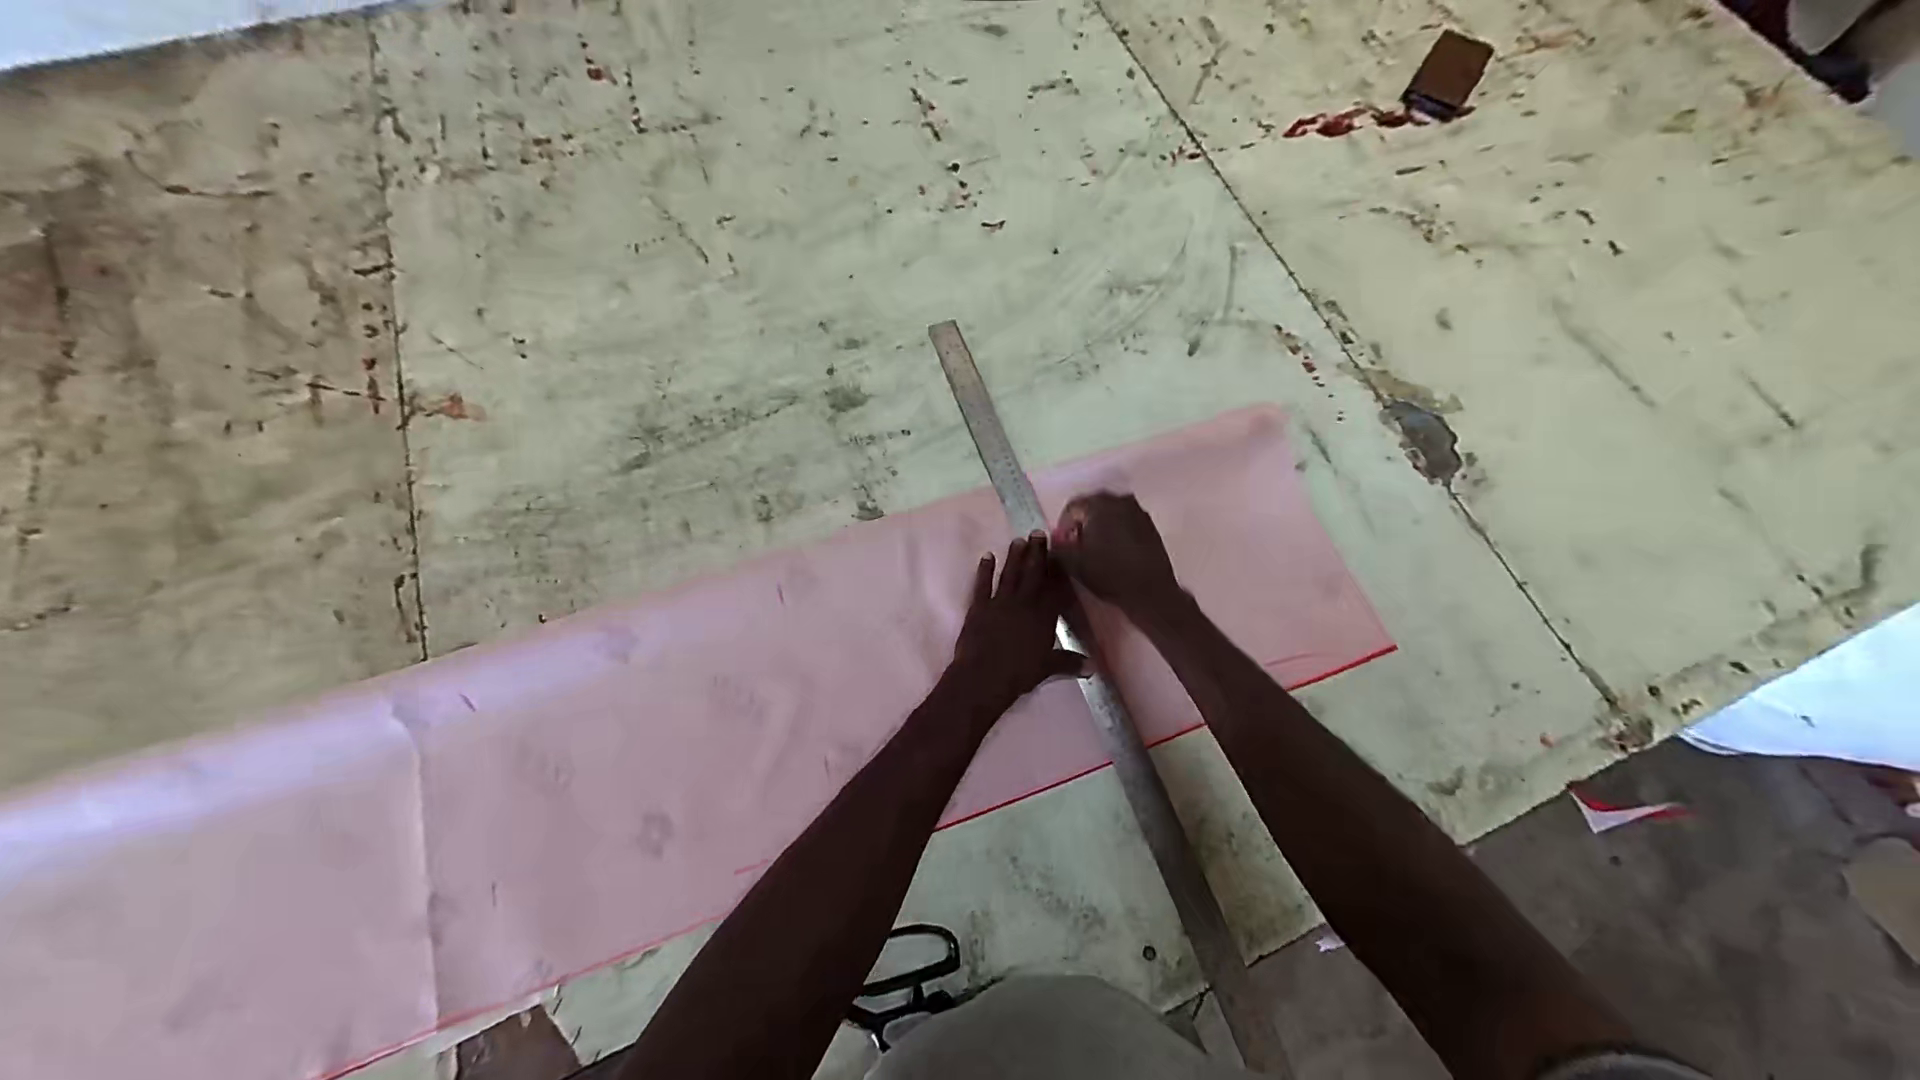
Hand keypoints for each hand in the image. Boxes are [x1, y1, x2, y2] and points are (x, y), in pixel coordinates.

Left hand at [948, 532, 1087, 714]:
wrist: (983, 676)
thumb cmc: (1019, 673)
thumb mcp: (1047, 668)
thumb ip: (1070, 662)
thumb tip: (1093, 668)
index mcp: (1043, 617)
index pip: (1055, 589)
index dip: (1058, 571)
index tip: (1061, 554)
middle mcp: (1023, 604)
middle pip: (1033, 574)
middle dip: (1037, 553)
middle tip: (1039, 532)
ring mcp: (1000, 603)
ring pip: (1010, 574)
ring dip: (1014, 557)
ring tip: (1019, 540)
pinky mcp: (979, 607)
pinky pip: (982, 584)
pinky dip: (984, 570)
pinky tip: (987, 556)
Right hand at [1052, 492, 1182, 615]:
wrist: (1149, 591)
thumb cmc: (1107, 573)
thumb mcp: (1072, 563)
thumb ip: (1057, 547)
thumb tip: (1056, 540)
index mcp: (1098, 504)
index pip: (1072, 508)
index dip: (1063, 526)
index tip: (1062, 544)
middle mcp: (1119, 501)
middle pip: (1092, 507)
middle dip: (1082, 524)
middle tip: (1077, 545)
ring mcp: (1138, 512)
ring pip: (1110, 514)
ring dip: (1100, 527)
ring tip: (1096, 549)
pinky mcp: (1150, 526)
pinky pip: (1126, 522)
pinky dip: (1117, 531)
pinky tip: (1114, 552)